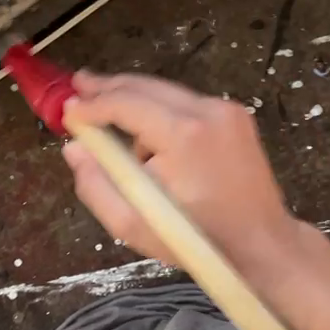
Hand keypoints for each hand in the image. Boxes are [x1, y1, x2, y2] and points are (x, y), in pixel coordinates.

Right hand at [61, 71, 297, 268]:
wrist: (262, 244)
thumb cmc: (197, 240)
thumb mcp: (134, 226)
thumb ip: (95, 184)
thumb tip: (74, 147)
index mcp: (184, 134)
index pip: (126, 104)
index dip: (93, 104)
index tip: (67, 109)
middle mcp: (207, 110)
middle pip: (146, 87)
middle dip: (109, 87)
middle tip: (78, 85)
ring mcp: (225, 109)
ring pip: (165, 92)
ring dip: (134, 100)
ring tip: (106, 115)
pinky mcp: (235, 115)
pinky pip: (184, 103)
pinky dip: (160, 111)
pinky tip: (147, 134)